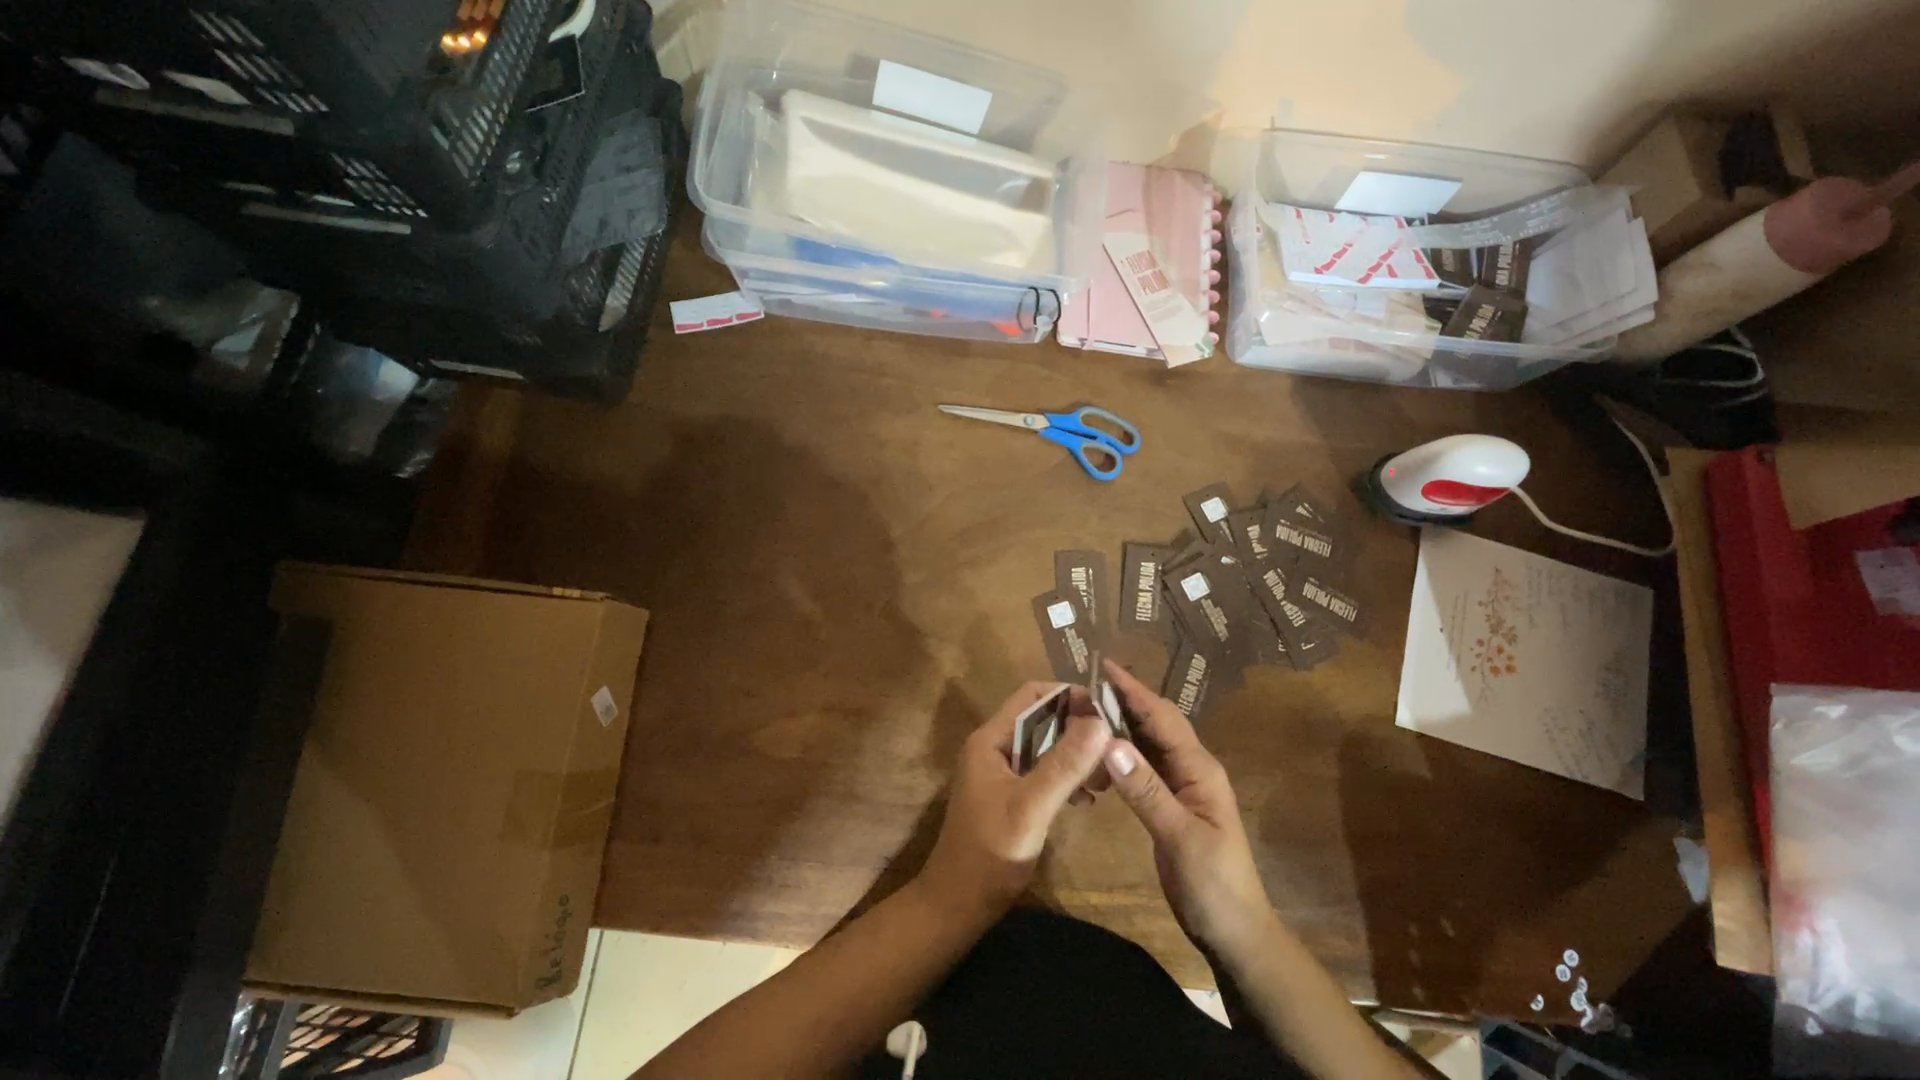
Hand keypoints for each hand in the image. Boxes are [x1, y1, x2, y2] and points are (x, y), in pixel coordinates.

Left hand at [916, 682, 1112, 921]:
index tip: (1109, 710)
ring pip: (1046, 747)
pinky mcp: (1011, 796)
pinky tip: (1088, 800)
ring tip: (1108, 776)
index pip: (1033, 695)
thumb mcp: (1031, 807)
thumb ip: (1064, 765)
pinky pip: (1044, 773)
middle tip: (1118, 745)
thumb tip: (1100, 721)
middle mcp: (994, 748)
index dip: (1071, 695)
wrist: (958, 904)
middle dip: (1079, 727)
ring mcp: (1001, 773)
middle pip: (1043, 719)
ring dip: (1077, 755)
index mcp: (991, 740)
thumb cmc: (990, 854)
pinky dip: (1067, 779)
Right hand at [1099, 659, 1276, 958]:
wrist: (1236, 932)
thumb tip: (1111, 741)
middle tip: (1083, 683)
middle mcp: (1192, 770)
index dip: (1133, 690)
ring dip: (1122, 723)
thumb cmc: (1214, 885)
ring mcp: (1183, 788)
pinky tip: (1100, 754)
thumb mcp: (1180, 838)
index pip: (1162, 718)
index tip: (1101, 665)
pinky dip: (1123, 753)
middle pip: (1157, 723)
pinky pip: (1145, 767)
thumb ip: (1146, 791)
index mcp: (1200, 770)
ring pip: (1150, 743)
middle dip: (1125, 699)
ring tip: (1085, 710)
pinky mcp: (1171, 806)